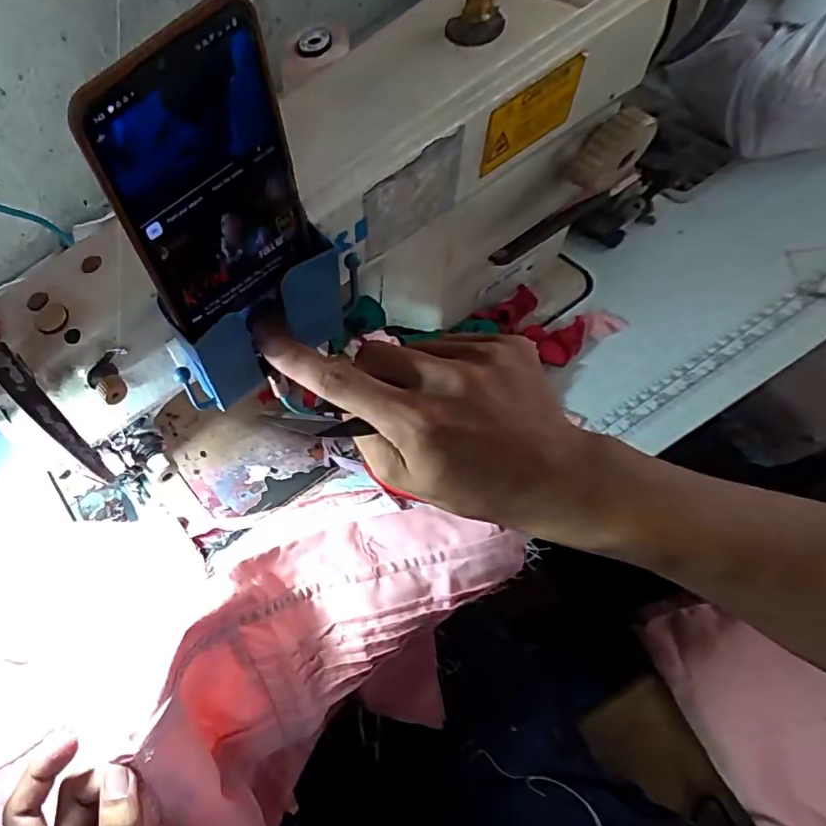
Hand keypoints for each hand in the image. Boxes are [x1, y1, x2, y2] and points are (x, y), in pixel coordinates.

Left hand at [2, 735, 203, 825]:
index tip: (72, 740)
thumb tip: (118, 773)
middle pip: (68, 800)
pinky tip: (158, 785)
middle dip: (94, 774)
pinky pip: (132, 815)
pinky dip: (142, 796)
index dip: (39, 773)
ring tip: (146, 765)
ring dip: (120, 782)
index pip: (23, 814)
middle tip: (130, 758)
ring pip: (102, 803)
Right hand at [259, 329, 625, 542]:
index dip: (299, 360)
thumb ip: (371, 441)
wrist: (557, 474)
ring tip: (445, 402)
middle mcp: (443, 382)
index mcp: (416, 424)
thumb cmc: (478, 488)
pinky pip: (452, 344)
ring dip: (413, 371)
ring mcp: (480, 356)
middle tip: (392, 403)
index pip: (343, 382)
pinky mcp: (506, 343)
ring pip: (414, 348)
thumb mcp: (412, 483)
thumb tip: (350, 407)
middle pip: (374, 353)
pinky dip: (448, 366)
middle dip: (370, 373)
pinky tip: (472, 393)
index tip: (269, 336)